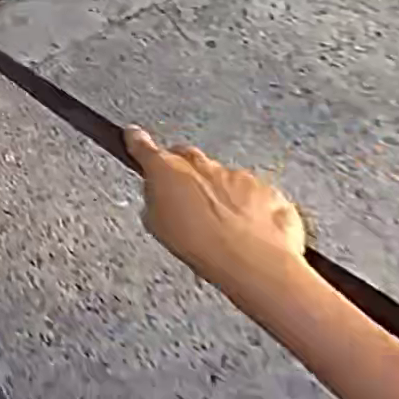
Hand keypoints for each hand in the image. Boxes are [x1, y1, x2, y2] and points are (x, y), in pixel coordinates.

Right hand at [125, 126, 307, 299]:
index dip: (133, 138)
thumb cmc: (199, 247)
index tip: (129, 132)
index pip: (139, 142)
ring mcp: (235, 176)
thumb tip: (160, 194)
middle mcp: (197, 163)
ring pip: (223, 177)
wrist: (254, 266)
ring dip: (222, 191)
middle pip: (186, 157)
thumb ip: (154, 197)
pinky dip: (254, 206)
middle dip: (186, 170)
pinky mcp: (270, 193)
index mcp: (162, 168)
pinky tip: (252, 229)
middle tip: (188, 196)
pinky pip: (257, 194)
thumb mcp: (155, 221)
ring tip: (227, 223)